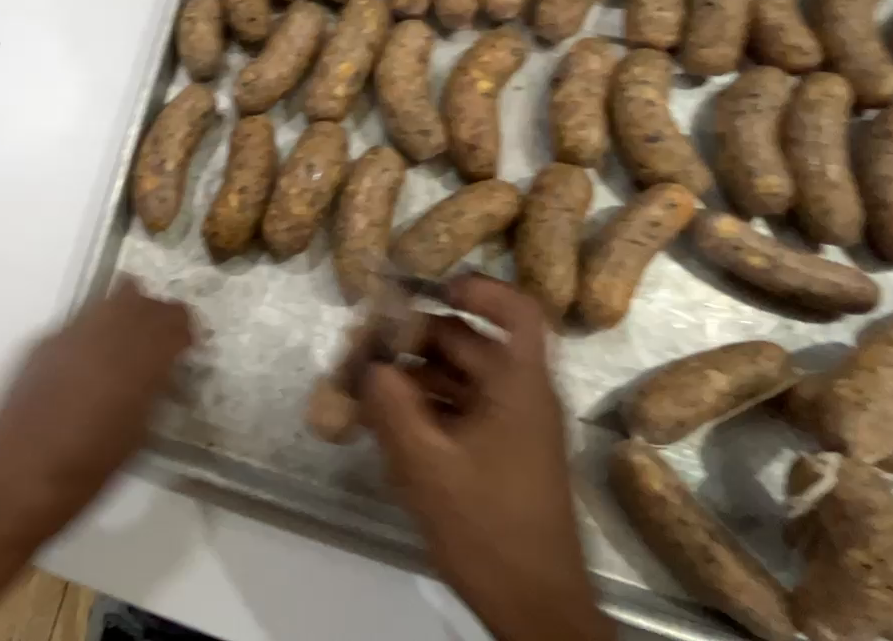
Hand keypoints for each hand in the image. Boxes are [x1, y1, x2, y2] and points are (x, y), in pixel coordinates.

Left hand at [0, 277, 194, 541]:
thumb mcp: (137, 435)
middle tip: (165, 335)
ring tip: (131, 338)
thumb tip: (163, 373)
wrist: (16, 481)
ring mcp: (69, 336)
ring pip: (109, 300)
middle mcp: (105, 338)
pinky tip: (94, 356)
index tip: (191, 343)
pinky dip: (96, 328)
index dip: (186, 329)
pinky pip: (80, 320)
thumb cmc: (87, 474)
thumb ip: (152, 392)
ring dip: (127, 311)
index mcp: (138, 365)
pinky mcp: (42, 344)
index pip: (174, 323)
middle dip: (159, 314)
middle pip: (142, 301)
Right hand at [360, 275, 614, 640]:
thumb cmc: (486, 527)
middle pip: (466, 342)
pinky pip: (456, 408)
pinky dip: (421, 405)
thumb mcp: (424, 462)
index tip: (426, 287)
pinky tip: (381, 422)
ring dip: (409, 374)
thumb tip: (367, 361)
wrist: (533, 605)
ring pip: (455, 376)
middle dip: (410, 338)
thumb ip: (389, 401)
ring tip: (359, 387)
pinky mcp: (498, 452)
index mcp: (519, 387)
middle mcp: (520, 396)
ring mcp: (511, 426)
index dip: (476, 288)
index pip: (516, 311)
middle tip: (360, 348)